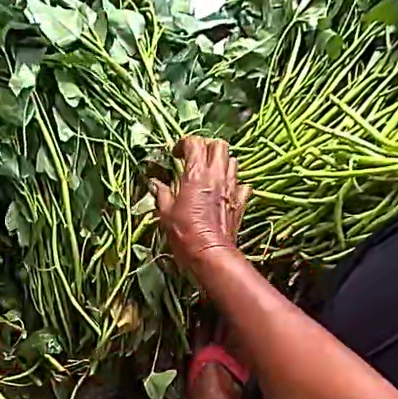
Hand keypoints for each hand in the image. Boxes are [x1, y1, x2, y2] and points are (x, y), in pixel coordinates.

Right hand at [151, 135, 250, 278]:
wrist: (211, 255)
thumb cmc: (185, 234)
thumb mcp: (166, 213)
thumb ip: (162, 193)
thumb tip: (155, 183)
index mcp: (196, 174)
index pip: (194, 143)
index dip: (184, 143)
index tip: (176, 154)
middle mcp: (217, 176)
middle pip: (219, 145)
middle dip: (207, 147)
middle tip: (196, 158)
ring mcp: (232, 188)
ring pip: (233, 161)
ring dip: (222, 162)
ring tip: (210, 173)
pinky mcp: (241, 202)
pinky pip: (242, 184)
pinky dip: (234, 183)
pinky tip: (224, 191)